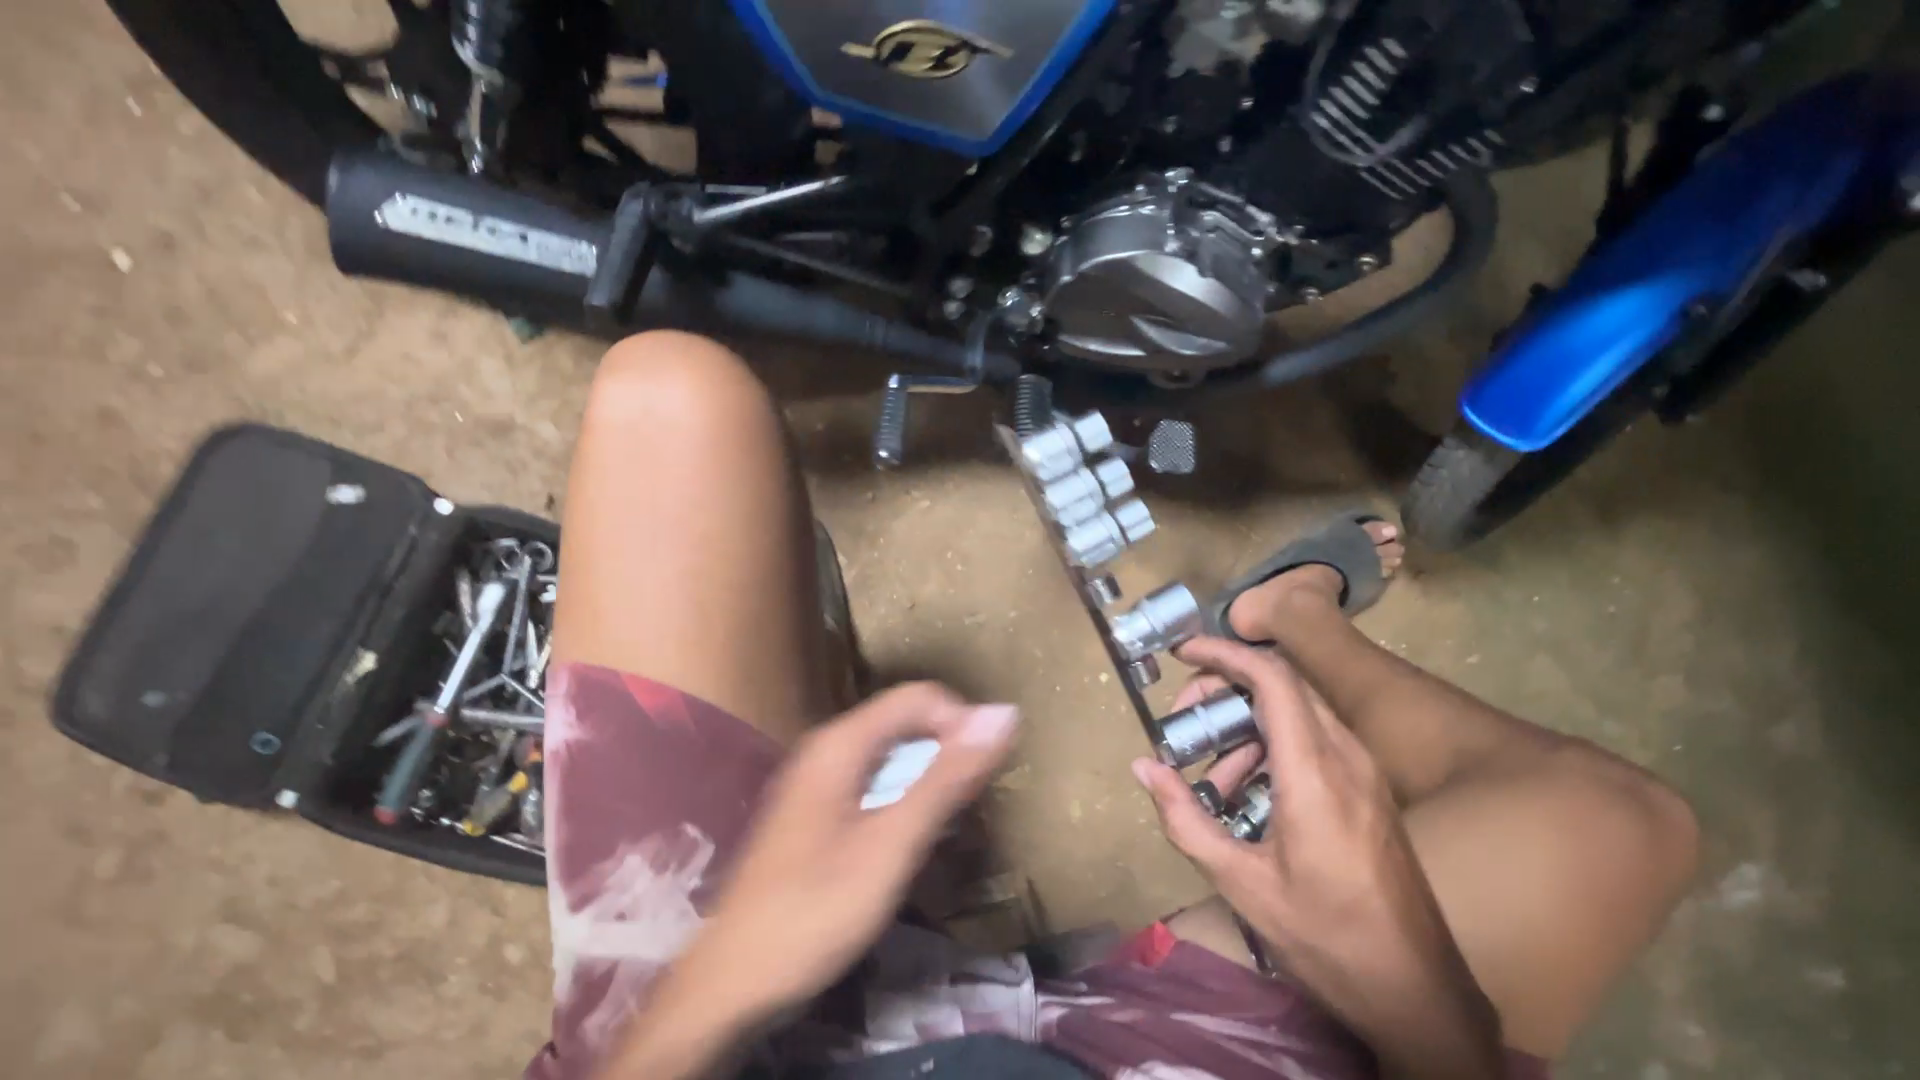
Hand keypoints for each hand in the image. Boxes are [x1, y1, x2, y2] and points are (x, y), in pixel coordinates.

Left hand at [602, 684, 1019, 1078]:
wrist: (734, 983)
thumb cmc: (816, 909)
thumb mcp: (892, 844)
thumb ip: (946, 779)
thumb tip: (1003, 712)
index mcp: (840, 744)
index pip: (918, 697)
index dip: (960, 725)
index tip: (985, 776)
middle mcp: (825, 750)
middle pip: (904, 724)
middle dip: (947, 754)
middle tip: (971, 811)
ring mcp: (816, 784)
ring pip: (890, 758)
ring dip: (928, 783)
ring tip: (950, 831)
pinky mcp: (815, 817)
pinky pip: (873, 787)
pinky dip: (903, 804)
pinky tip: (911, 847)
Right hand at [1133, 637, 1502, 1079]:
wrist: (1416, 988)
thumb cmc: (1325, 937)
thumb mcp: (1241, 883)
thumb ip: (1185, 818)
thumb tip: (1143, 767)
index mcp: (1315, 773)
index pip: (1273, 679)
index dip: (1224, 654)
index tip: (1183, 654)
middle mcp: (1347, 758)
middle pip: (1284, 687)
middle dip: (1226, 688)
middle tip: (1183, 719)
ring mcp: (1366, 773)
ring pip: (1300, 713)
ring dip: (1247, 722)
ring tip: (1208, 768)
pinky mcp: (1371, 792)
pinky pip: (1316, 742)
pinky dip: (1273, 747)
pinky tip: (1246, 792)